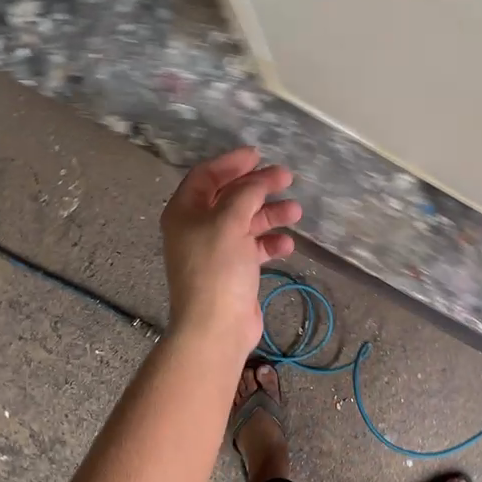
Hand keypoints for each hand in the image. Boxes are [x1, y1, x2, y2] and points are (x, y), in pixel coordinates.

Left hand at [159, 147, 301, 359]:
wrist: (216, 327)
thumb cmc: (217, 269)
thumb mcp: (229, 221)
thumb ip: (245, 194)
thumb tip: (258, 180)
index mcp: (185, 212)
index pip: (207, 176)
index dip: (232, 163)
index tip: (259, 155)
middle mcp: (198, 228)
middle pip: (230, 197)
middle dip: (258, 187)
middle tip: (287, 177)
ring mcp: (217, 250)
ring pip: (246, 222)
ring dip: (270, 214)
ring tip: (296, 212)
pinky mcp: (234, 271)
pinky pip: (254, 247)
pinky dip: (270, 242)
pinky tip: (287, 243)